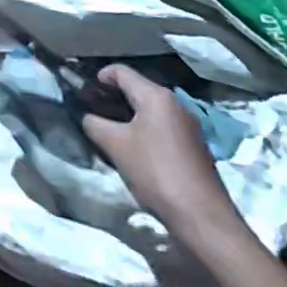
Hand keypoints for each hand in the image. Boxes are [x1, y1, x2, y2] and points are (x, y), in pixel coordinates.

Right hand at [81, 64, 231, 228]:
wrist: (201, 214)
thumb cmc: (155, 171)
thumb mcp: (116, 146)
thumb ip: (95, 125)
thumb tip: (88, 117)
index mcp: (156, 96)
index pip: (123, 72)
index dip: (102, 76)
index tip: (86, 90)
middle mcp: (175, 103)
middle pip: (139, 89)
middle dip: (115, 97)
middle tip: (95, 112)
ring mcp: (188, 124)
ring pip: (152, 109)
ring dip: (131, 115)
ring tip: (113, 132)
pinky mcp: (194, 144)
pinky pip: (164, 125)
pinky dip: (147, 129)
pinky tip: (137, 149)